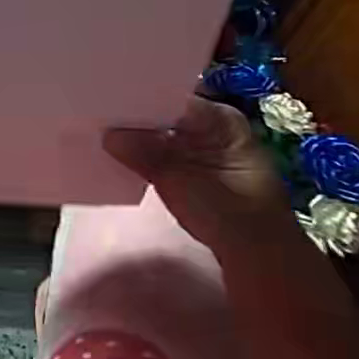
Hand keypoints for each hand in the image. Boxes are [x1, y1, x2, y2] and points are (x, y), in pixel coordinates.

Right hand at [104, 98, 293, 256]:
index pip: (174, 98)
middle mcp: (214, 126)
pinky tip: (118, 157)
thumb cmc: (230, 215)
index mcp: (221, 118)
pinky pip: (165, 153)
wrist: (259, 260)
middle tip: (98, 115)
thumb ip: (147, 154)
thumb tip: (109, 134)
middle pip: (167, 114)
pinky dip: (145, 156)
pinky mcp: (196, 170)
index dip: (142, 99)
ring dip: (138, 138)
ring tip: (101, 132)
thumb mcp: (183, 182)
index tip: (108, 99)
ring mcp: (205, 149)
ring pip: (164, 134)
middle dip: (137, 119)